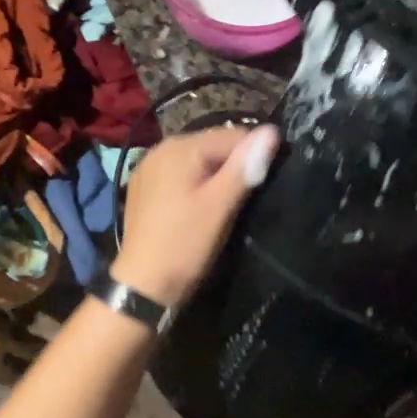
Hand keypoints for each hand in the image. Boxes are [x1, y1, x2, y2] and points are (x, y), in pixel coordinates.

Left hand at [110, 123, 277, 306]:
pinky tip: (201, 208)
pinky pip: (179, 176)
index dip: (257, 155)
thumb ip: (245, 167)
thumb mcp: (219, 206)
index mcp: (180, 147)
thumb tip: (272, 132)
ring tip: (229, 203)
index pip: (233, 135)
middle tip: (250, 196)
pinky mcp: (144, 189)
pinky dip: (195, 185)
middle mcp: (160, 148)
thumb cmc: (185, 244)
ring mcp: (148, 168)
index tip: (271, 180)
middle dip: (234, 165)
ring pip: (196, 162)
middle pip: (212, 146)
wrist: (144, 285)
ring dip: (216, 177)